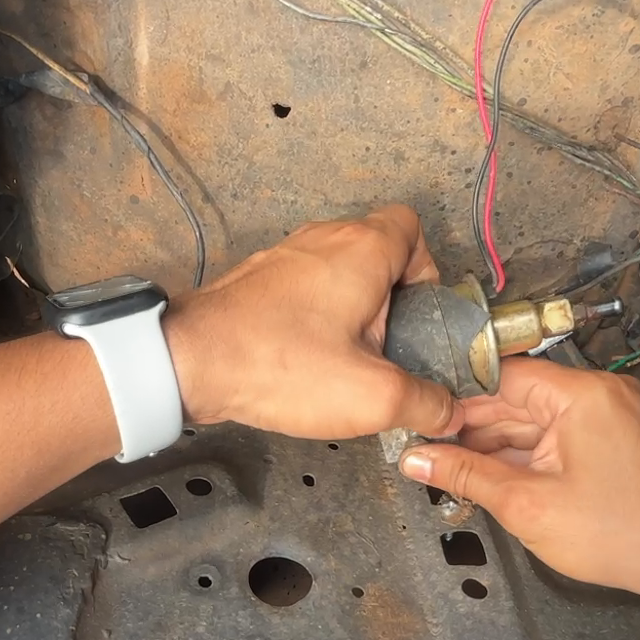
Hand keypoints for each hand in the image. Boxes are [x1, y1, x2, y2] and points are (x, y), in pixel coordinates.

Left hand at [165, 205, 463, 439]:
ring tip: (347, 360)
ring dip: (353, 311)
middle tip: (386, 348)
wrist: (192, 362)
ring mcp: (285, 255)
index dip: (426, 270)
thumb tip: (447, 412)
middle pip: (378, 252)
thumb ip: (425, 402)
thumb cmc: (282, 365)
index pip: (412, 227)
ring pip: (340, 271)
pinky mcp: (258, 279)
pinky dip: (317, 316)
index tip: (419, 316)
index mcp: (362, 248)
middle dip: (391, 302)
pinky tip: (307, 358)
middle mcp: (323, 238)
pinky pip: (306, 288)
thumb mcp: (372, 396)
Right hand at [397, 357, 639, 602]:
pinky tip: (484, 472)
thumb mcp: (527, 505)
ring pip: (529, 419)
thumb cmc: (617, 535)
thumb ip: (465, 475)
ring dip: (490, 444)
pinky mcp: (607, 437)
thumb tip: (411, 459)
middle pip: (513, 398)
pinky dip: (519, 455)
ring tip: (444, 465)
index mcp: (580, 394)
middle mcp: (594, 392)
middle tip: (421, 449)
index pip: (500, 375)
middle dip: (469, 426)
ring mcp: (604, 414)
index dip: (455, 397)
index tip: (418, 419)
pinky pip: (550, 436)